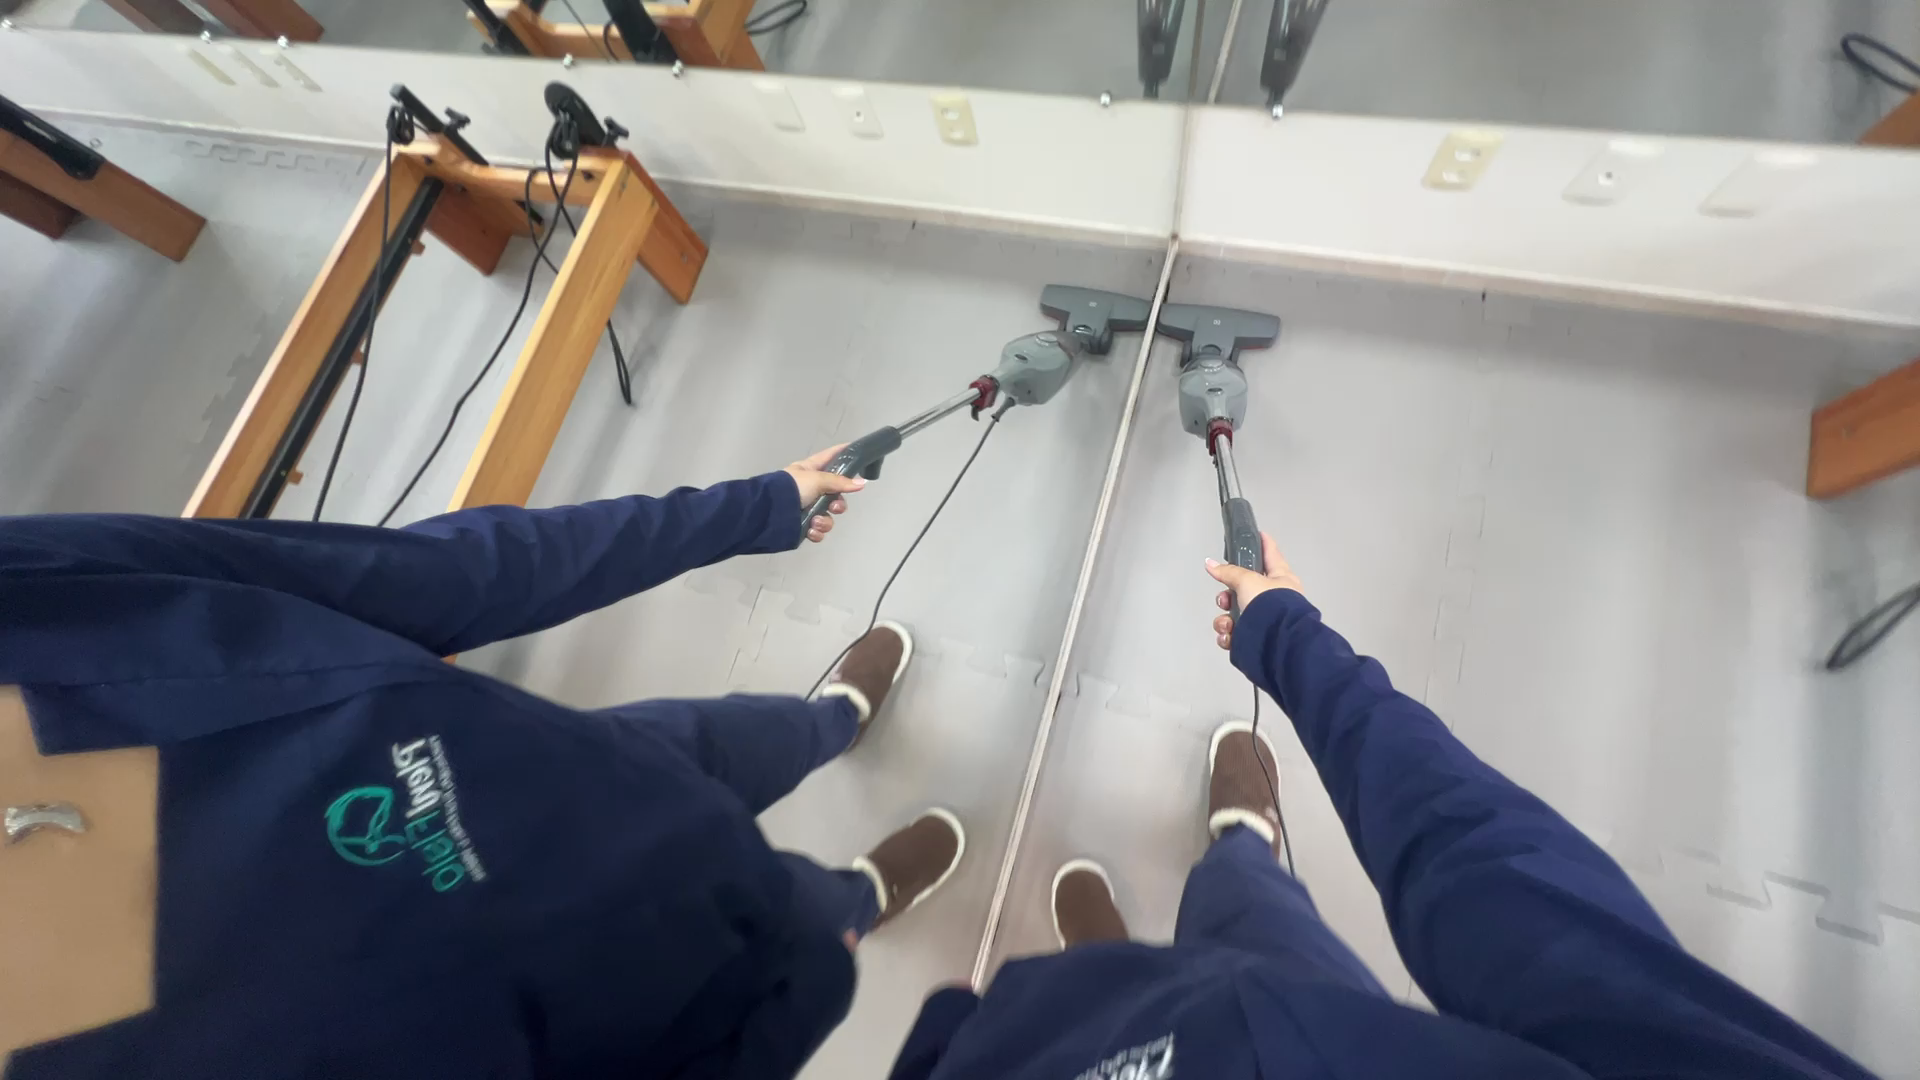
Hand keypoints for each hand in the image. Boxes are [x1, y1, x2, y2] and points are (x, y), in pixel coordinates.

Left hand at [785, 444, 866, 542]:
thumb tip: (862, 484)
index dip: (845, 453)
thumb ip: (840, 482)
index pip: (831, 456)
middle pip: (836, 495)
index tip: (860, 454)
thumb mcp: (817, 479)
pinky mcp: (803, 526)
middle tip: (833, 507)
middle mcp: (811, 488)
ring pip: (828, 516)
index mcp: (811, 470)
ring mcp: (807, 508)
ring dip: (824, 521)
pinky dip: (816, 532)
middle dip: (837, 504)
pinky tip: (810, 531)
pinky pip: (819, 530)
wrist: (767, 513)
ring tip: (814, 521)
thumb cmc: (790, 489)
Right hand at [1204, 532, 1302, 650]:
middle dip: (1227, 595)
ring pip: (1234, 613)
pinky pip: (1234, 633)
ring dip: (1225, 619)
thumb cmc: (1270, 605)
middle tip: (1225, 600)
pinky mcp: (1254, 639)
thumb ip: (1227, 572)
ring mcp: (1264, 620)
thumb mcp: (1248, 581)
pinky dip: (1228, 636)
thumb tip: (1209, 563)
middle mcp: (1273, 598)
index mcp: (1281, 578)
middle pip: (1242, 588)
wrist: (1278, 643)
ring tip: (1228, 625)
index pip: (1270, 553)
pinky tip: (1230, 637)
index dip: (1262, 542)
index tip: (1254, 534)